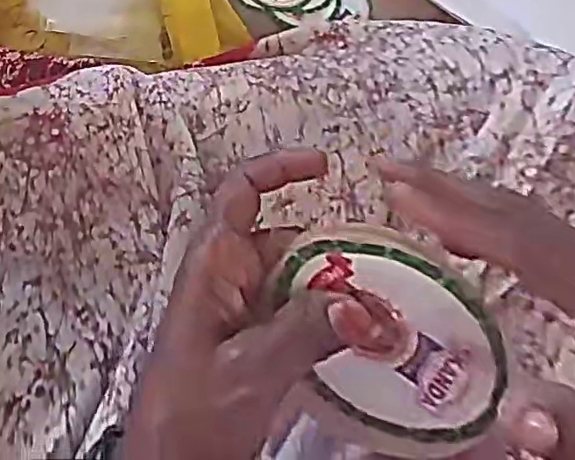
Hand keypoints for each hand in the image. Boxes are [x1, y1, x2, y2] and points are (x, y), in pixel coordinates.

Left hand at [122, 150, 384, 459]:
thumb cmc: (188, 411)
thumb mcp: (249, 368)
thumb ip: (305, 333)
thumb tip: (365, 304)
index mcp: (213, 262)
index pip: (241, 192)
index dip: (278, 168)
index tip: (322, 164)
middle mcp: (229, 274)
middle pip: (285, 238)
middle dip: (331, 248)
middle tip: (382, 268)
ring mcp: (244, 308)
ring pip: (298, 278)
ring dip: (337, 289)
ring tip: (385, 306)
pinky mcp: (257, 341)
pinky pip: (300, 314)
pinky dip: (331, 320)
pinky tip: (365, 337)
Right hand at [378, 161, 574, 459]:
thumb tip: (518, 410)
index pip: (544, 253)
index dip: (465, 218)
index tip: (399, 191)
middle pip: (539, 223)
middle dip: (457, 189)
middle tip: (390, 168)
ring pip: (547, 228)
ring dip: (474, 202)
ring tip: (419, 187)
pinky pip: (559, 251)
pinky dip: (505, 228)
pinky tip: (480, 231)